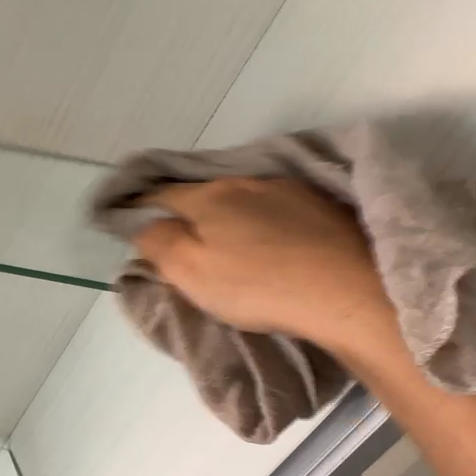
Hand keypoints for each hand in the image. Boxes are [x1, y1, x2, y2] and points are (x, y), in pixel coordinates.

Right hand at [134, 178, 398, 358]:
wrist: (353, 293)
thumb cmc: (256, 284)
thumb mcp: (186, 270)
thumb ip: (156, 241)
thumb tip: (143, 224)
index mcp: (210, 194)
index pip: (158, 194)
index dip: (136, 208)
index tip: (123, 224)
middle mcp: (250, 182)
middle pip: (201, 194)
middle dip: (182, 214)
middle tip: (173, 244)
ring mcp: (293, 192)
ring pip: (241, 201)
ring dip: (224, 219)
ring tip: (220, 247)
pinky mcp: (326, 210)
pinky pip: (274, 211)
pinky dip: (259, 225)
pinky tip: (264, 247)